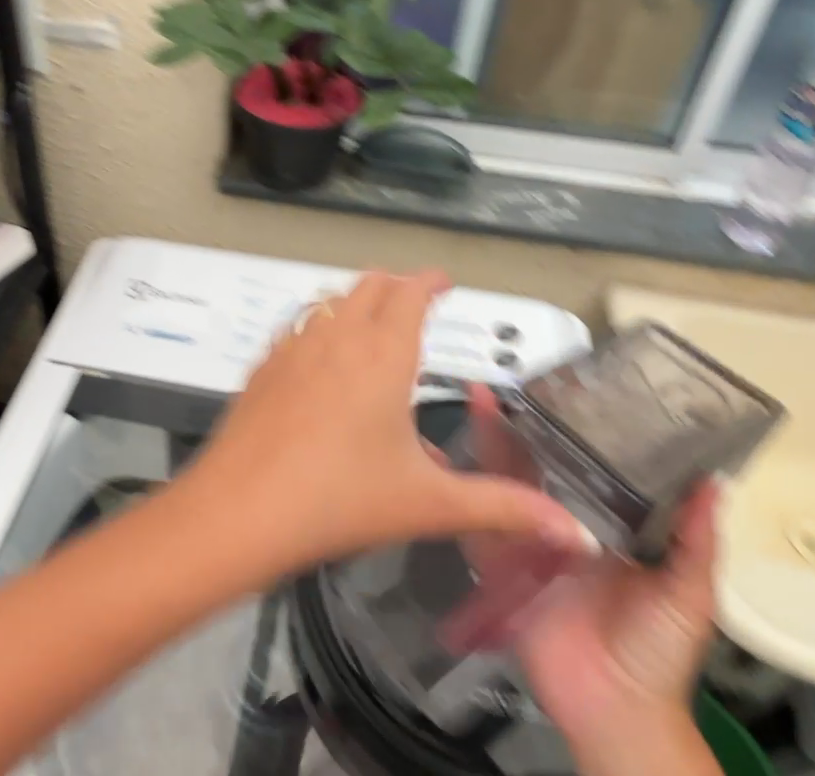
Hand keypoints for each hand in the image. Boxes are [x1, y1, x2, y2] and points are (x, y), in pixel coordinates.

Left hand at [180, 271, 590, 574]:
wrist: (237, 511)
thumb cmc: (338, 499)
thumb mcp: (428, 504)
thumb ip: (502, 510)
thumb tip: (576, 534)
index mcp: (382, 353)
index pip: (411, 292)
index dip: (431, 281)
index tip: (444, 282)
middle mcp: (335, 336)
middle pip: (369, 285)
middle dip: (396, 286)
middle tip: (414, 300)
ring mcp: (291, 347)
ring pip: (329, 301)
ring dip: (354, 302)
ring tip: (370, 325)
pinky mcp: (260, 368)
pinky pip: (296, 328)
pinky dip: (318, 326)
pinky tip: (317, 359)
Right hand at [453, 387, 721, 774]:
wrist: (613, 710)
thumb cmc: (656, 652)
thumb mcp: (690, 595)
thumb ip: (698, 542)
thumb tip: (716, 480)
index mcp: (609, 522)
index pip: (587, 463)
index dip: (572, 427)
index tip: (563, 388)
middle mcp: (566, 523)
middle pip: (539, 464)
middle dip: (522, 424)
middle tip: (508, 382)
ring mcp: (529, 542)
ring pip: (505, 484)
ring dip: (490, 444)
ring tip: (480, 399)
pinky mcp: (500, 568)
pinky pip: (479, 528)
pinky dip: (462, 496)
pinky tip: (446, 462)